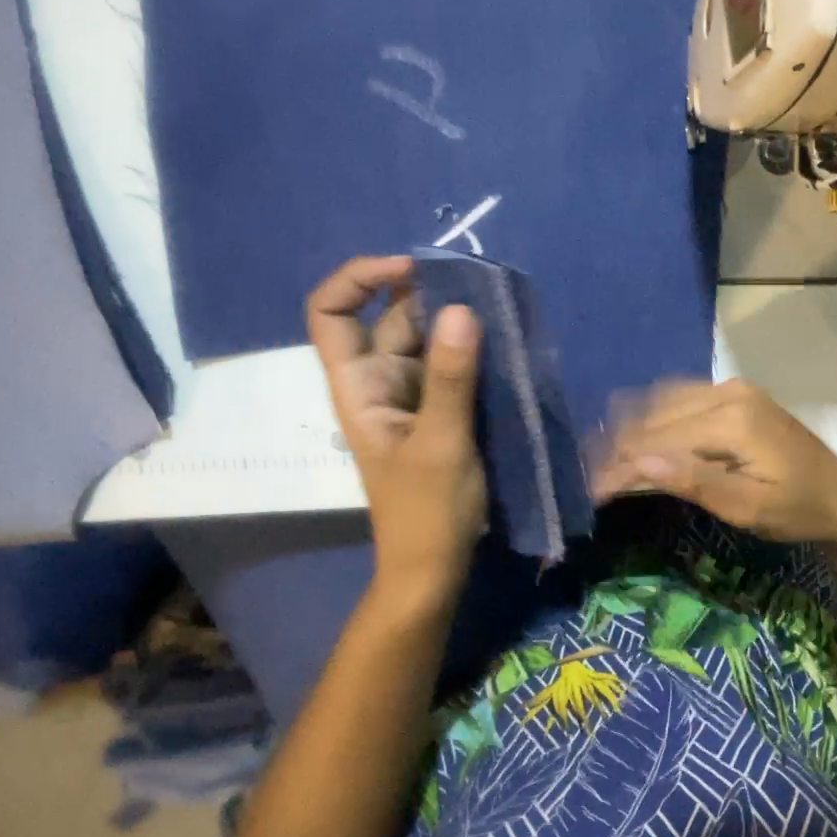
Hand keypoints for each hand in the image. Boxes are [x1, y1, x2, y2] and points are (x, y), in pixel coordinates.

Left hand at [307, 256, 485, 589]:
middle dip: (429, 296)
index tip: (412, 270)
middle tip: (482, 287)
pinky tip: (504, 342)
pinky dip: (472, 351)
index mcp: (358, 386)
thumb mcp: (442, 443)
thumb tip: (460, 309)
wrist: (434, 566)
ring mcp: (411, 396)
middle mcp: (379, 382)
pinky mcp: (440, 412)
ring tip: (501, 308)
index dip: (360, 278)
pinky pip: (451, 367)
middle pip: (390, 318)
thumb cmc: (427, 511)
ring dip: (457, 323)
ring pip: (427, 340)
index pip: (332, 312)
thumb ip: (451, 377)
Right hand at [592, 379, 836, 548]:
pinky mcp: (735, 395)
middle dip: (621, 447)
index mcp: (733, 420)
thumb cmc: (798, 511)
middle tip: (590, 476)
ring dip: (633, 429)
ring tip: (604, 457)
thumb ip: (695, 482)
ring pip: (664, 402)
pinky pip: (681, 399)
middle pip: (657, 416)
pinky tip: (638, 435)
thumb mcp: (748, 508)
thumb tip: (640, 463)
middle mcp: (728, 393)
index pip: (660, 440)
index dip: (622, 465)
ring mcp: (733, 390)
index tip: (591, 490)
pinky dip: (655, 418)